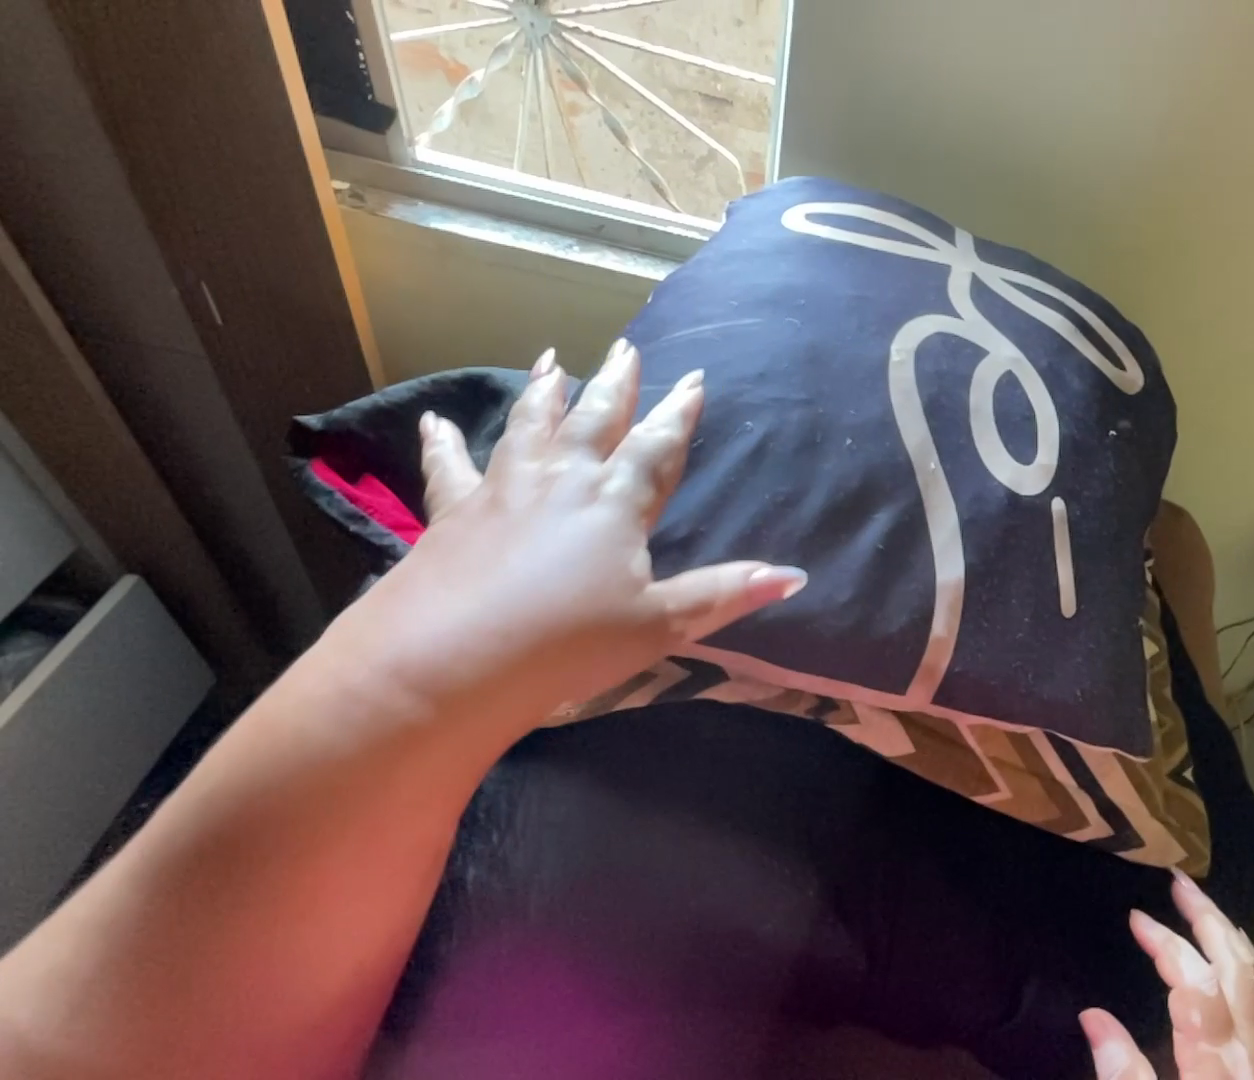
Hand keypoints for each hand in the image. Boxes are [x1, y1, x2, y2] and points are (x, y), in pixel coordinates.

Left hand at [331, 340, 806, 733]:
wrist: (446, 666)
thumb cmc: (567, 645)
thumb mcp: (661, 625)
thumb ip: (725, 593)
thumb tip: (795, 576)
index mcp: (616, 503)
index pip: (657, 448)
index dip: (678, 414)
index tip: (692, 379)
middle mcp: (562, 481)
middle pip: (595, 422)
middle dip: (616, 385)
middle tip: (626, 349)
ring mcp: (503, 492)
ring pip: (529, 428)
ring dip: (543, 393)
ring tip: (549, 359)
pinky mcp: (453, 515)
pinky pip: (450, 467)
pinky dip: (443, 442)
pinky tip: (434, 421)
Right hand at [1080, 873, 1253, 1079]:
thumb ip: (1122, 1075)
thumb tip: (1092, 1015)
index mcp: (1218, 1071)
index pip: (1199, 988)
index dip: (1169, 945)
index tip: (1137, 919)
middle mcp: (1252, 1062)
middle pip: (1240, 976)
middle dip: (1210, 921)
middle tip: (1179, 882)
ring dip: (1232, 940)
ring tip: (1205, 907)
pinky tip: (1241, 962)